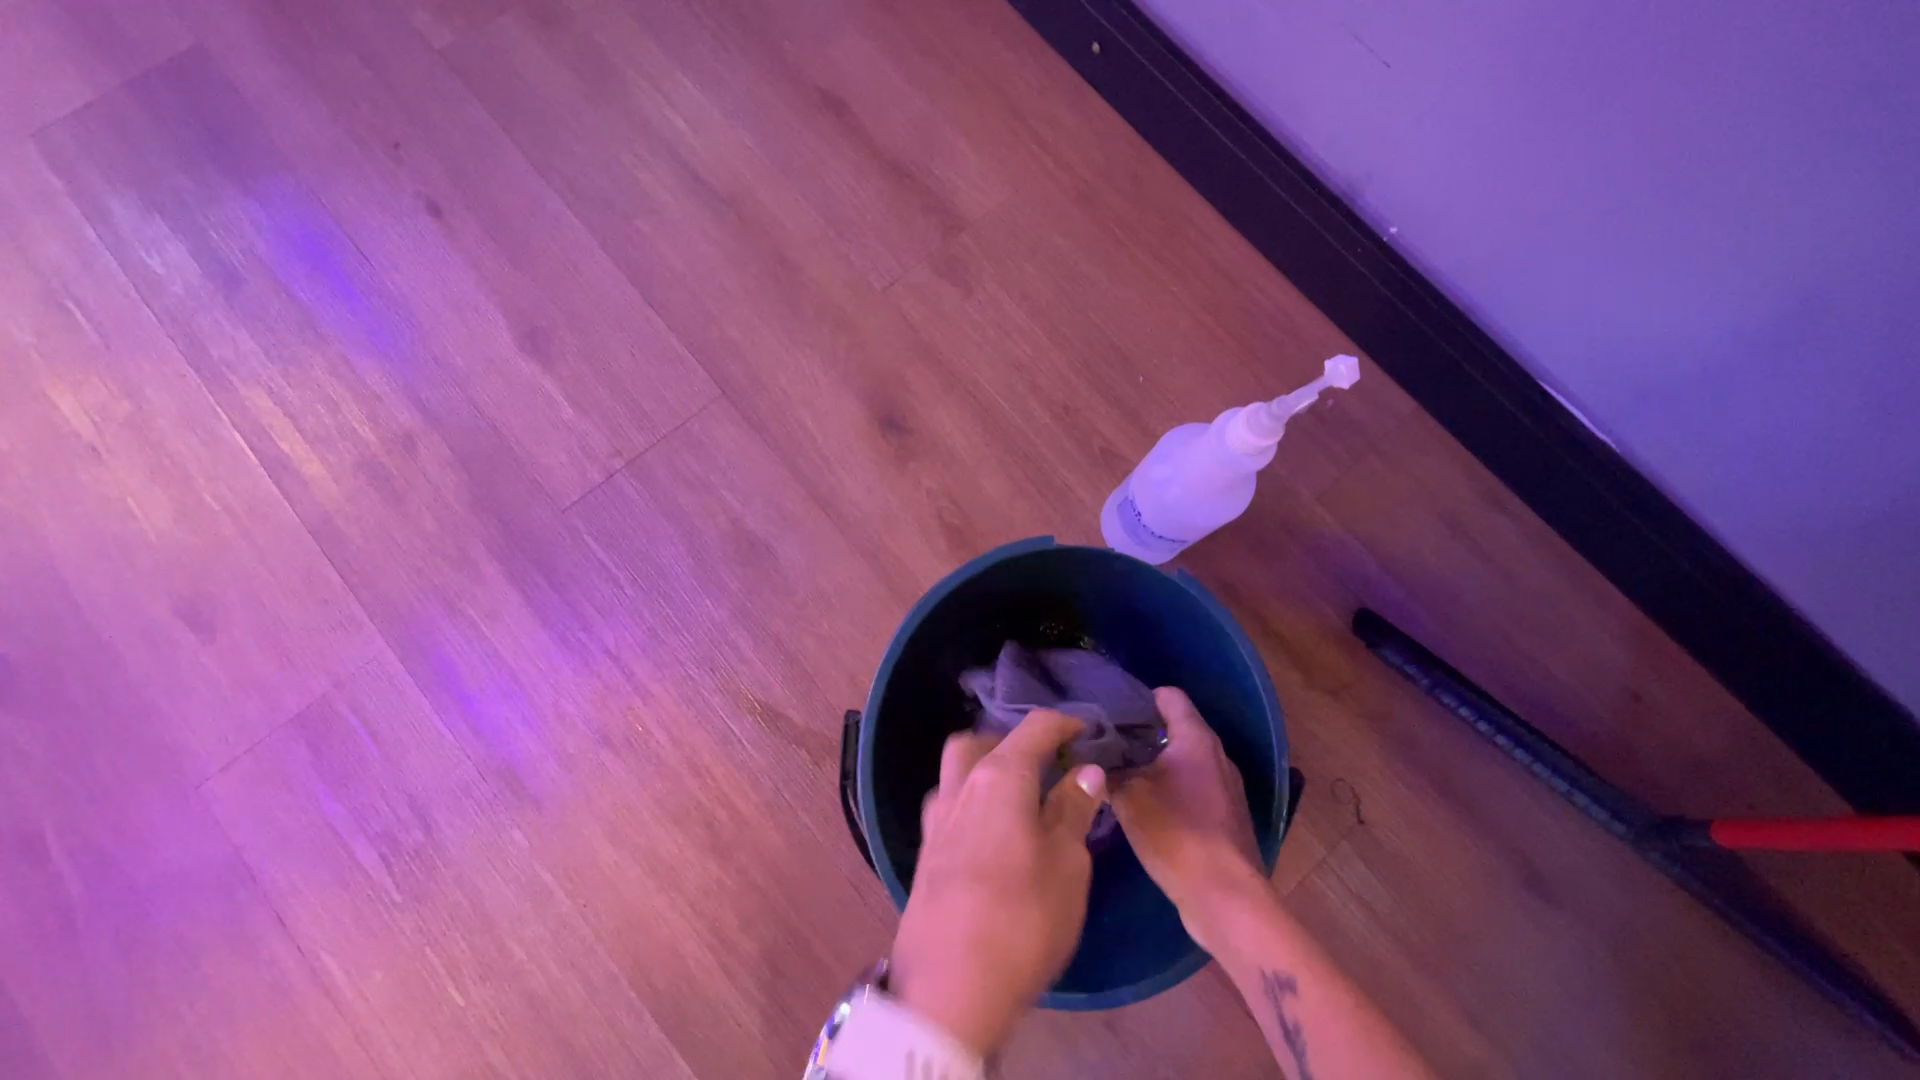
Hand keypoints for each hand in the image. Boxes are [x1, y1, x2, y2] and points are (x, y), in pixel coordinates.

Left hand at [890, 709, 1107, 1055]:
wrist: (948, 990)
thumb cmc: (1023, 919)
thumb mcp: (1067, 866)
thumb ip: (1073, 811)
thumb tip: (1085, 771)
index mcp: (998, 778)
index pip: (1033, 728)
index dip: (1064, 722)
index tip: (1089, 731)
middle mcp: (959, 788)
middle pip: (979, 742)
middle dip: (1011, 741)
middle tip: (1046, 764)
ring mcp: (935, 822)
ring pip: (956, 774)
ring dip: (986, 771)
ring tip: (1021, 799)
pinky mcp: (925, 855)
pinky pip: (950, 808)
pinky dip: (973, 805)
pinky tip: (994, 835)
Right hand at [1111, 687, 1270, 951]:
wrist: (1224, 895)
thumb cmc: (1175, 832)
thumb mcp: (1127, 796)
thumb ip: (1107, 770)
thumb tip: (1090, 758)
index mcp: (1196, 738)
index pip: (1169, 696)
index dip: (1138, 698)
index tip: (1109, 713)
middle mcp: (1218, 755)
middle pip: (1176, 729)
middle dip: (1141, 735)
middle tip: (1105, 747)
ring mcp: (1228, 788)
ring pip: (1185, 763)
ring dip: (1156, 767)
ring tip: (1120, 778)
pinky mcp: (1228, 818)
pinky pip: (1194, 791)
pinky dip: (1171, 792)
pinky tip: (1145, 811)